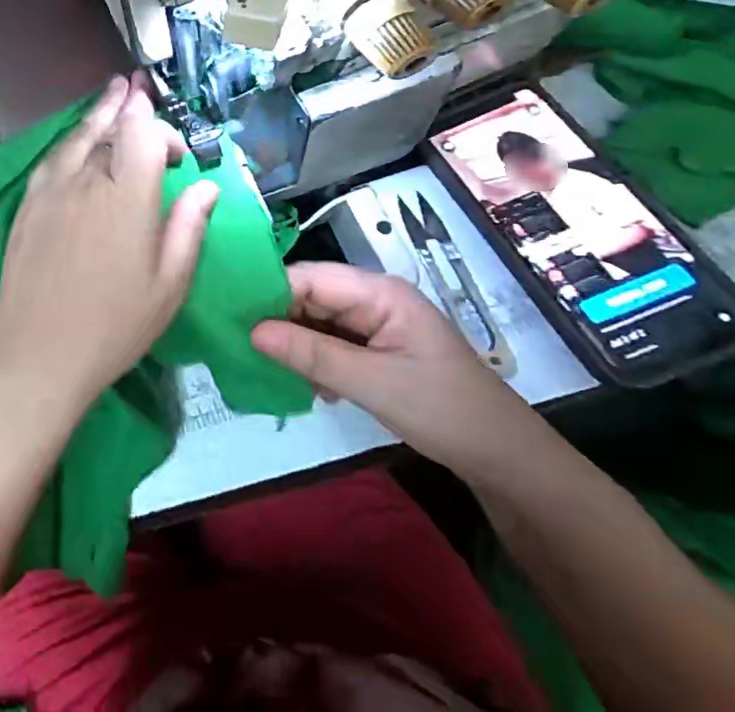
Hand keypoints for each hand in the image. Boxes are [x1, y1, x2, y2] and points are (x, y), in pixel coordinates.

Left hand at [0, 74, 220, 414]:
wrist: (37, 355)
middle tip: (136, 89)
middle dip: (128, 111)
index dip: (161, 128)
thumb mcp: (169, 285)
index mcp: (126, 197)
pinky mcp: (27, 207)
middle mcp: (85, 181)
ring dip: (97, 115)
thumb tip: (207, 187)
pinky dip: (69, 141)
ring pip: (75, 137)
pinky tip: (75, 143)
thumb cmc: (114, 326)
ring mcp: (49, 191)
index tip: (176, 157)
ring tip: (111, 95)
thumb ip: (189, 228)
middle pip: (108, 128)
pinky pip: (52, 159)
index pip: (142, 133)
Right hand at [250, 263, 553, 480]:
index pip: (310, 277)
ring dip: (293, 343)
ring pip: (317, 321)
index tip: (230, 316)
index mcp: (380, 292)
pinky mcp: (375, 348)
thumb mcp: (373, 383)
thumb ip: (311, 354)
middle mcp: (374, 299)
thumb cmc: (445, 411)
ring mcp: (375, 323)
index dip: (269, 292)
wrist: (503, 457)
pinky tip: (302, 384)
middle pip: (310, 296)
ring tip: (263, 367)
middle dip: (276, 319)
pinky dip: (312, 359)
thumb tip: (252, 332)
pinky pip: (330, 342)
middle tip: (239, 345)